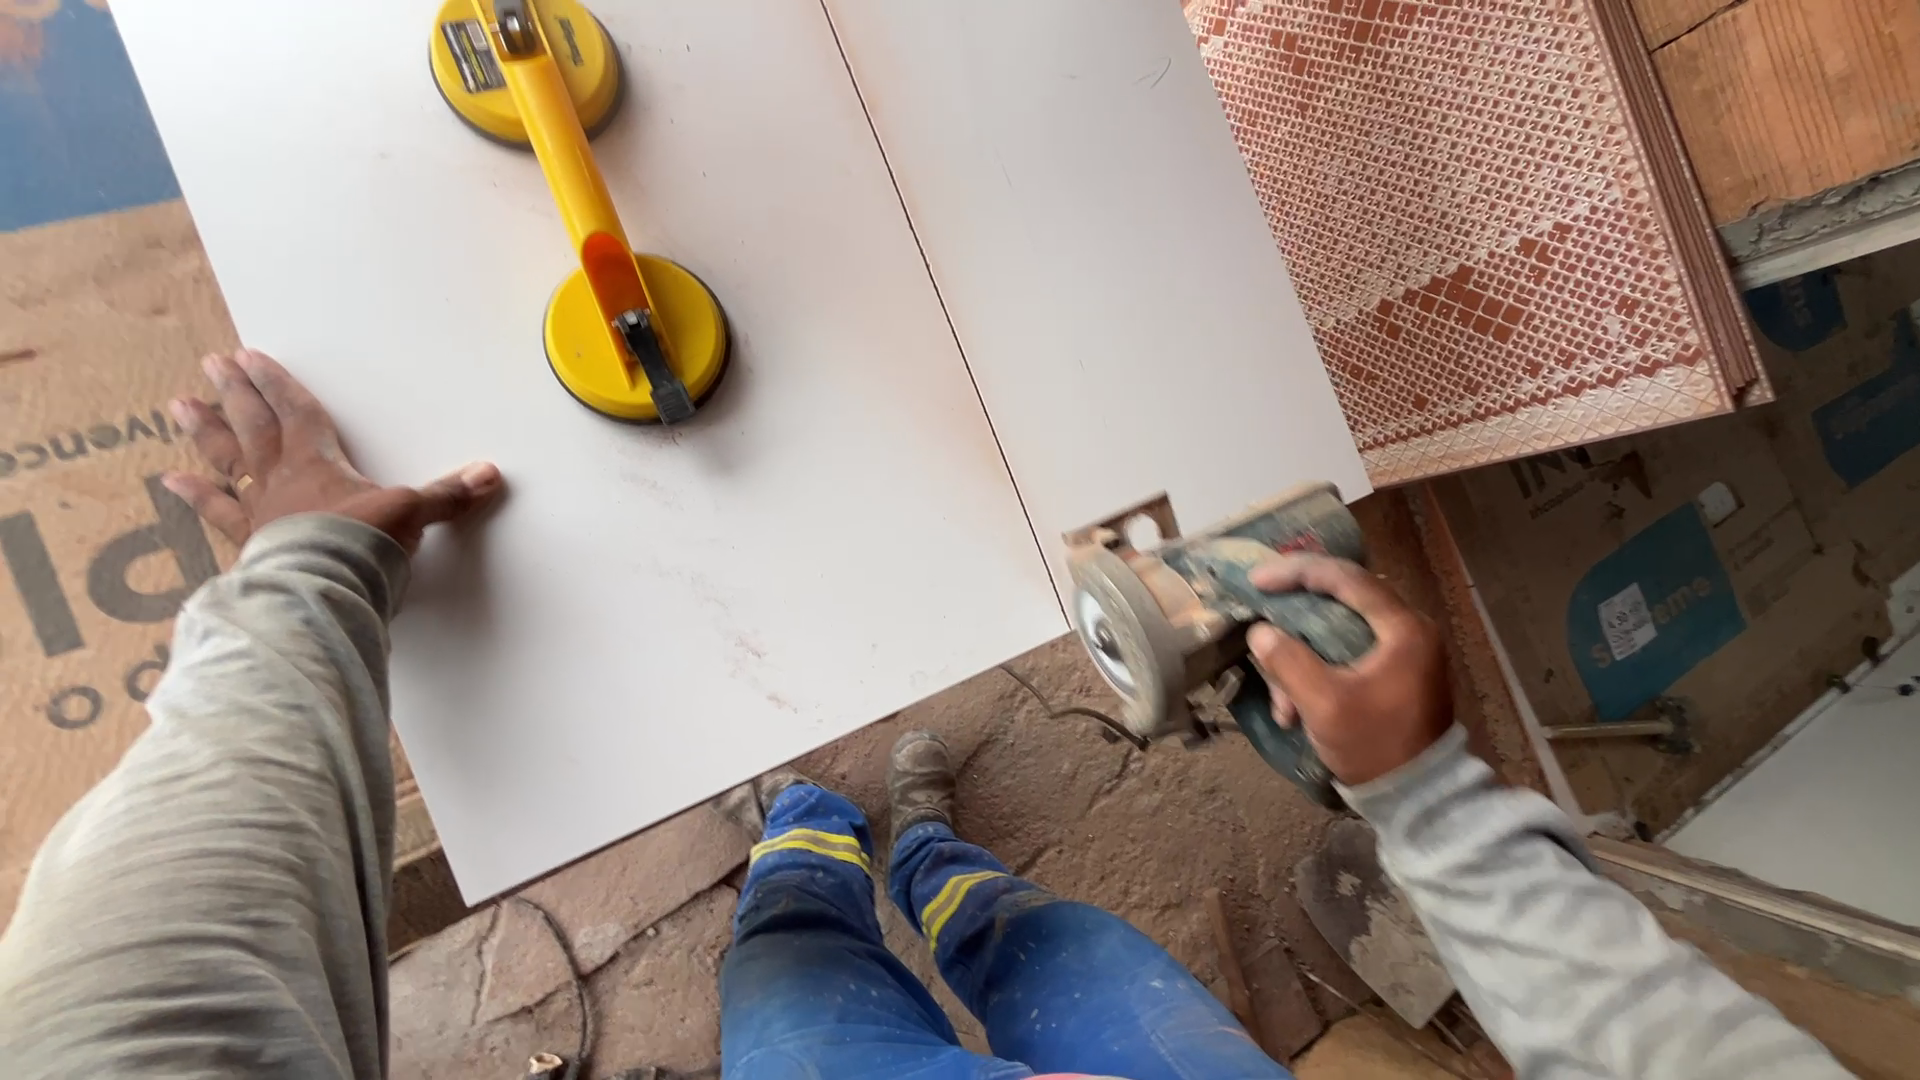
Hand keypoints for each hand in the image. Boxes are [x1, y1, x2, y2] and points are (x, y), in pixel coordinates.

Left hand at [163, 349, 502, 552]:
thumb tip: (488, 474)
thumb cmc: (362, 543)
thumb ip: (447, 494)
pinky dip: (197, 495)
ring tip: (180, 405)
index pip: (297, 413)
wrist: (325, 585)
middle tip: (212, 365)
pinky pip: (219, 511)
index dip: (277, 384)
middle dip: (236, 394)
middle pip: (255, 426)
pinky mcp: (252, 539)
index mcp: (318, 463)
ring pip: (230, 459)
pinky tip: (174, 480)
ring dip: (206, 431)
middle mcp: (282, 477)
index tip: (251, 357)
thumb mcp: (414, 512)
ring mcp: (262, 508)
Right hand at [1245, 554, 1451, 785]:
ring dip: (1298, 657)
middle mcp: (1407, 629)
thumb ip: (1288, 661)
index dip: (1296, 572)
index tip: (1257, 579)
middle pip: (1338, 600)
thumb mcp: (1324, 705)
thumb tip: (1260, 631)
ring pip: (1334, 631)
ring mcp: (1399, 651)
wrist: (1419, 798)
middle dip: (1292, 618)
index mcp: (1403, 629)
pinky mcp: (1389, 671)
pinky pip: (1340, 654)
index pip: (1345, 578)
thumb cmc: (1376, 747)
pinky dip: (1312, 672)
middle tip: (1258, 614)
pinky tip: (1292, 709)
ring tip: (1280, 701)